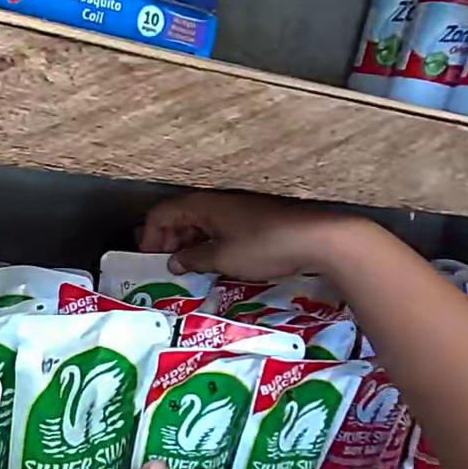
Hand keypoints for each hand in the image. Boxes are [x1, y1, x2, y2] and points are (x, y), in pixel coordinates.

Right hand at [139, 192, 369, 281]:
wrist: (319, 237)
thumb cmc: (266, 246)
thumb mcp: (224, 258)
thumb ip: (194, 259)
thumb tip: (175, 261)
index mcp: (202, 205)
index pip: (161, 214)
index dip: (149, 237)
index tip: (148, 261)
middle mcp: (215, 201)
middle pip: (177, 216)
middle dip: (166, 241)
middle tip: (165, 267)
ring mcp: (233, 207)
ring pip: (197, 222)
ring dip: (186, 243)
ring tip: (186, 268)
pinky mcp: (249, 217)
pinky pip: (215, 226)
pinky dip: (206, 242)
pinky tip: (211, 261)